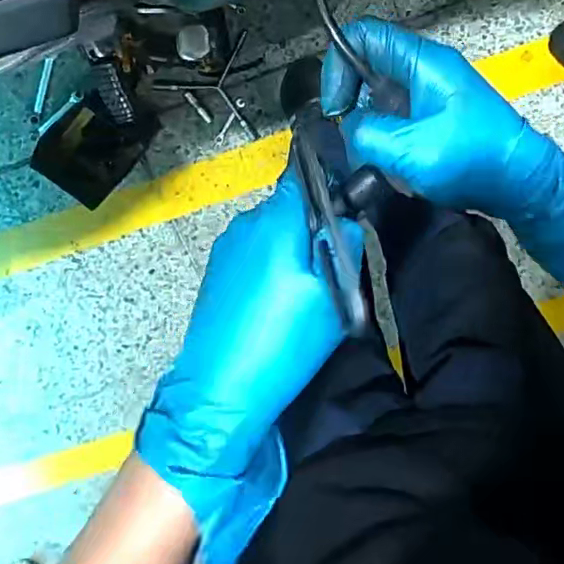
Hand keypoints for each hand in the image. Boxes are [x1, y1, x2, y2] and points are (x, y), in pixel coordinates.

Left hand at [136, 169, 361, 563]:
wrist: (218, 387)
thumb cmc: (283, 338)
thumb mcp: (333, 295)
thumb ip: (344, 246)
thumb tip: (346, 219)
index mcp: (275, 218)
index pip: (302, 177)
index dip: (328, 187)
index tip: (347, 207)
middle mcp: (245, 222)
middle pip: (287, 208)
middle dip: (311, 228)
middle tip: (334, 264)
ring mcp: (226, 247)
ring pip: (270, 234)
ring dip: (290, 250)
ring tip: (304, 292)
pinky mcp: (216, 272)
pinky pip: (252, 255)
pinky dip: (269, 267)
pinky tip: (276, 303)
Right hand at [319, 16, 562, 218]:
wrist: (523, 184)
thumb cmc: (480, 161)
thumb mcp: (411, 149)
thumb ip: (366, 133)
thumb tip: (350, 129)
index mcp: (423, 63)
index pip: (362, 35)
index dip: (337, 64)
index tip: (336, 105)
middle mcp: (422, 71)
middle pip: (362, 66)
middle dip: (348, 100)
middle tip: (347, 131)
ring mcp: (424, 94)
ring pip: (372, 96)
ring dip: (363, 125)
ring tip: (373, 154)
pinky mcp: (426, 117)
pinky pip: (387, 118)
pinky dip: (378, 139)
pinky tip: (389, 163)